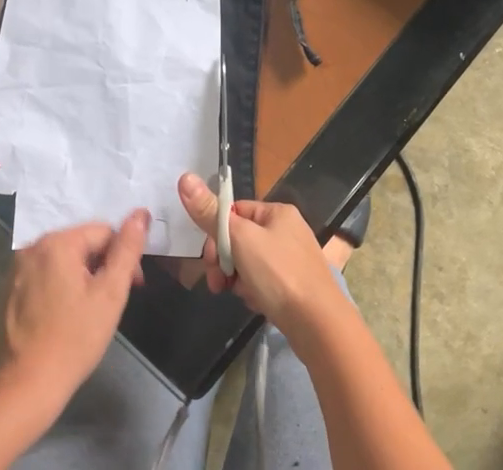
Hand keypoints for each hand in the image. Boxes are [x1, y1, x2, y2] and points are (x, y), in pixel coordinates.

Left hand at [0, 210, 148, 400]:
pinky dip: (61, 287)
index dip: (123, 256)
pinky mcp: (10, 290)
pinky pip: (45, 276)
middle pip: (82, 243)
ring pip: (63, 261)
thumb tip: (140, 214)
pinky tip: (66, 316)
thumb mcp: (111, 293)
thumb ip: (128, 250)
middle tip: (112, 301)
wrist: (27, 384)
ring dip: (83, 277)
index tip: (134, 286)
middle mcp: (32, 247)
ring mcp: (17, 269)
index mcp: (57, 242)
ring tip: (90, 311)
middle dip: (103, 266)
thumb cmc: (75, 338)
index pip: (104, 232)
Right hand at [178, 173, 350, 337]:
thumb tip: (184, 177)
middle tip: (217, 282)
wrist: (318, 324)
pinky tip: (255, 302)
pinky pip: (262, 281)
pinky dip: (253, 291)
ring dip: (237, 278)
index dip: (216, 233)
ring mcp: (291, 259)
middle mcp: (286, 231)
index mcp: (277, 212)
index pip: (235, 211)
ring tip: (239, 294)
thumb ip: (211, 213)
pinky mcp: (293, 285)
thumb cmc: (279, 274)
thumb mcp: (241, 239)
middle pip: (240, 239)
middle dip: (224, 261)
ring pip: (248, 262)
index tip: (210, 258)